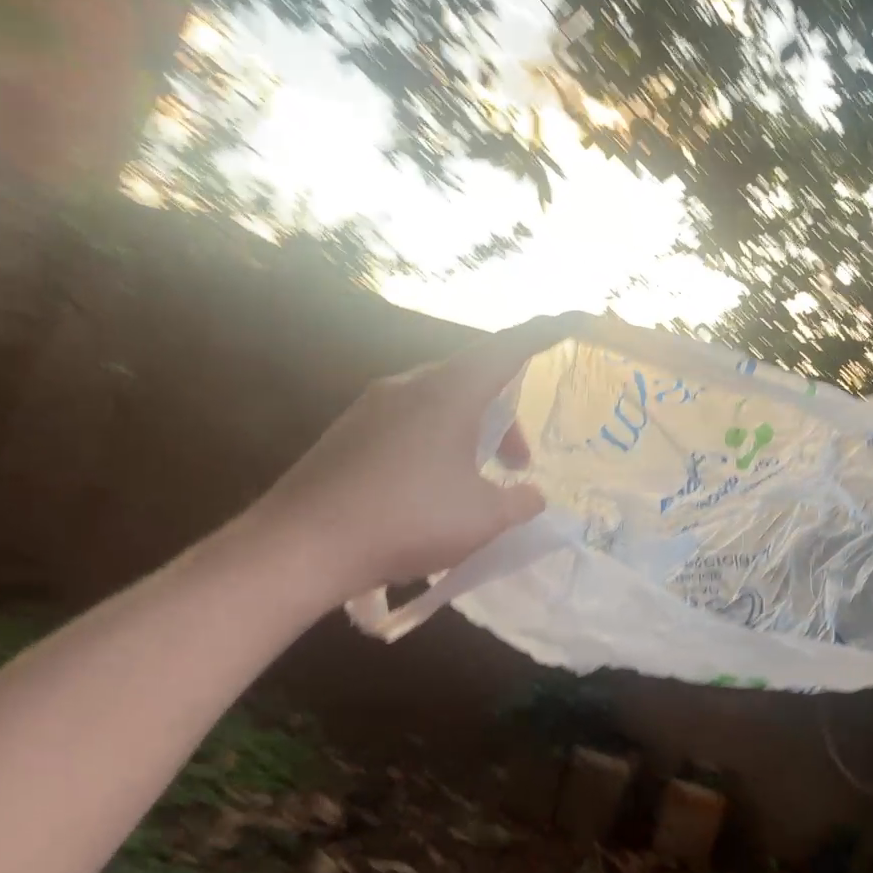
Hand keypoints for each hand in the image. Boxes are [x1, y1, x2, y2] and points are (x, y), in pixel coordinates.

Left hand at [245, 326, 548, 605]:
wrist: (294, 550)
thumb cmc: (405, 520)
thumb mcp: (484, 518)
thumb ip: (521, 501)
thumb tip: (532, 495)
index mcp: (449, 392)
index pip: (510, 346)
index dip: (548, 332)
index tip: (578, 322)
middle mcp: (409, 387)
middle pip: (475, 379)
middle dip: (506, 417)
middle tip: (520, 463)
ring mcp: (371, 409)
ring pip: (441, 403)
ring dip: (472, 435)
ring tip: (479, 484)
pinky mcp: (346, 436)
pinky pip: (410, 424)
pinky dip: (438, 445)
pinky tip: (433, 492)